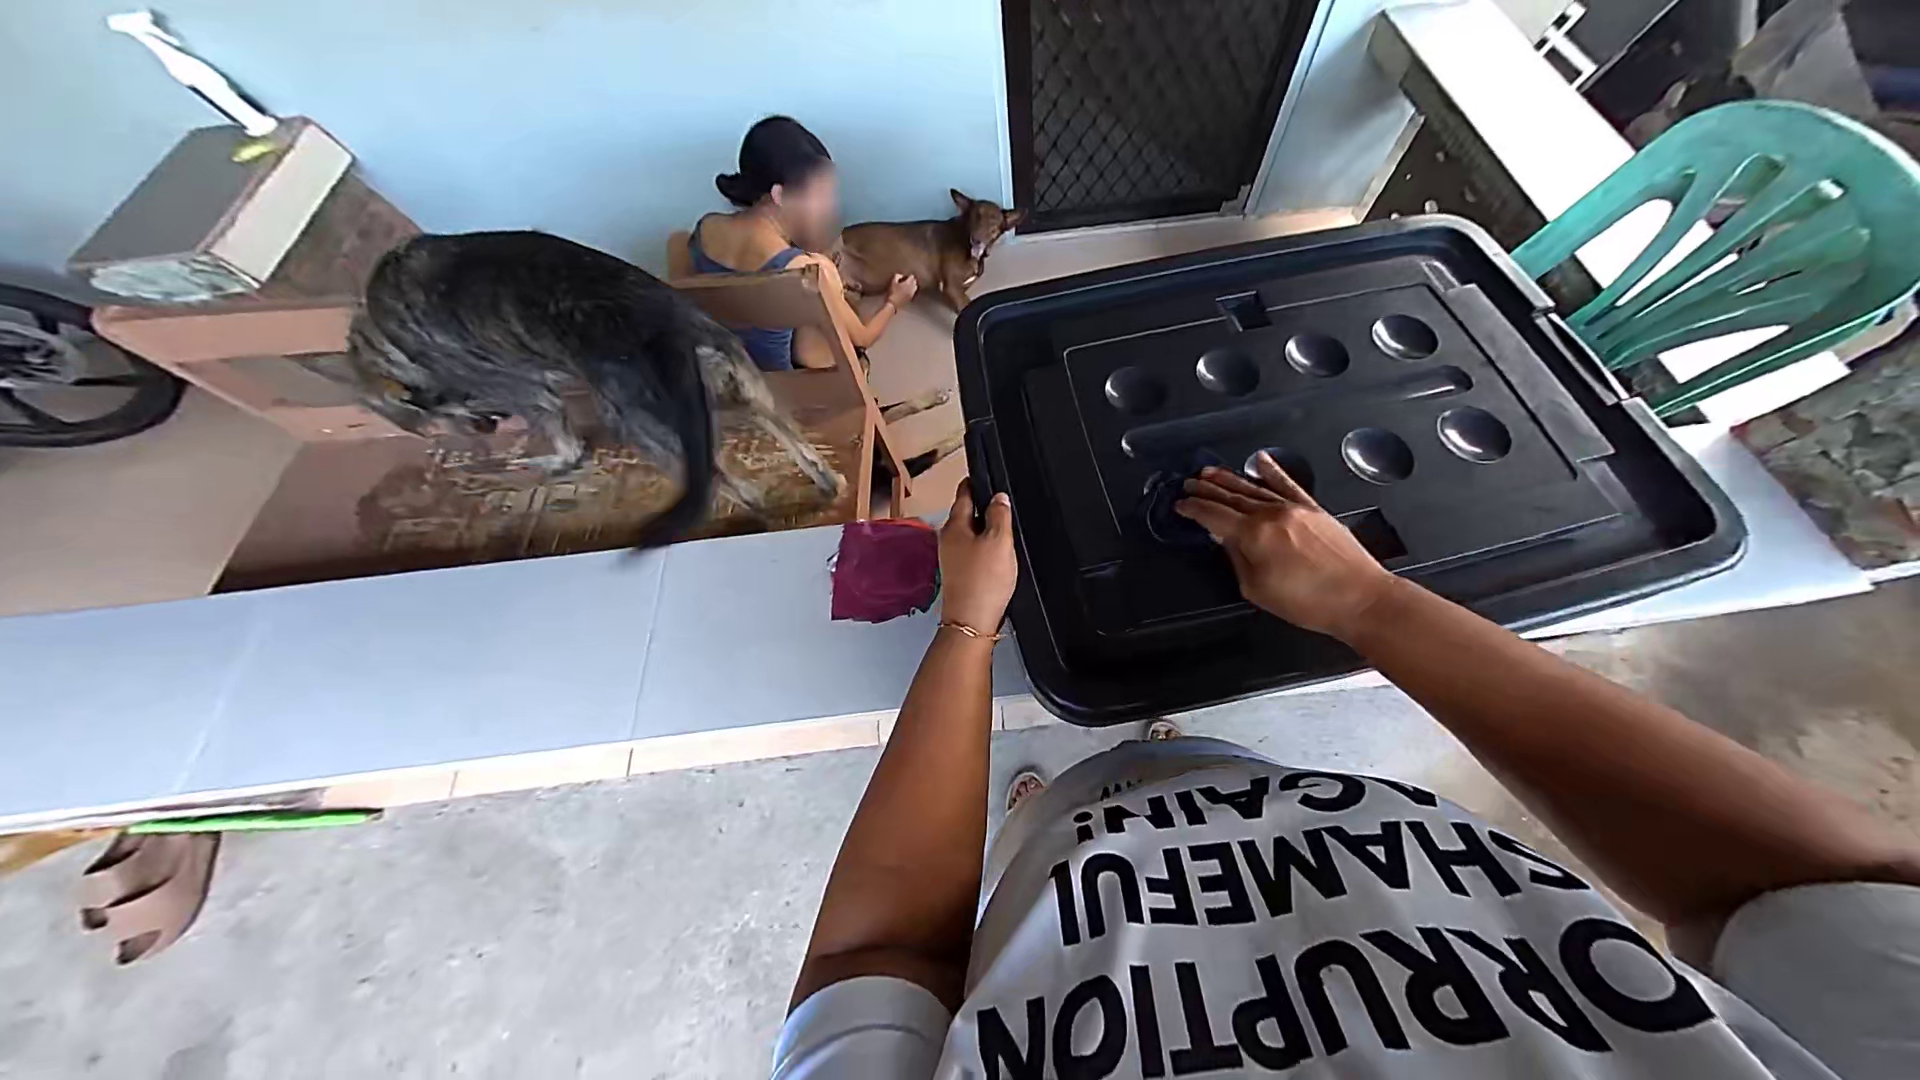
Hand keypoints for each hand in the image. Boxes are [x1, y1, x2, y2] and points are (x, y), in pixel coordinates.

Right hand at [886, 273, 918, 307]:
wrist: (893, 304)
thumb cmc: (893, 292)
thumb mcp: (893, 282)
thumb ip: (897, 276)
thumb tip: (901, 275)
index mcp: (908, 283)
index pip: (912, 277)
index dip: (909, 276)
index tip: (906, 276)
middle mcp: (912, 288)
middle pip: (914, 282)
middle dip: (912, 280)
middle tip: (907, 280)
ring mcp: (912, 294)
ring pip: (915, 287)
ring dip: (913, 285)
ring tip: (908, 285)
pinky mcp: (911, 298)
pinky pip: (913, 292)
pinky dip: (912, 290)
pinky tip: (908, 291)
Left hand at [939, 479, 1016, 633]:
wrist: (972, 621)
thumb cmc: (984, 581)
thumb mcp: (999, 540)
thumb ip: (1000, 514)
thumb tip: (999, 497)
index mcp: (954, 526)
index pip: (963, 494)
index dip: (974, 482)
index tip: (983, 473)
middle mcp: (949, 539)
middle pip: (966, 513)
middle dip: (983, 505)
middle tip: (1002, 498)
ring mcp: (953, 557)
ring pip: (971, 532)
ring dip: (986, 527)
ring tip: (1006, 524)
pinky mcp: (961, 573)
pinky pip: (974, 550)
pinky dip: (986, 545)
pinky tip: (1000, 551)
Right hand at [1174, 452, 1400, 640]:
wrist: (1361, 599)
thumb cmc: (1310, 601)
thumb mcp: (1256, 589)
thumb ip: (1236, 559)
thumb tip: (1227, 541)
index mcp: (1253, 534)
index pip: (1212, 514)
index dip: (1192, 508)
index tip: (1180, 505)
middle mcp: (1271, 514)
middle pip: (1229, 496)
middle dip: (1205, 489)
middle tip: (1188, 484)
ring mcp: (1294, 509)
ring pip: (1253, 487)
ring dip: (1228, 478)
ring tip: (1210, 472)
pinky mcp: (1314, 510)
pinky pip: (1288, 484)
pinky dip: (1272, 471)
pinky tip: (1260, 461)